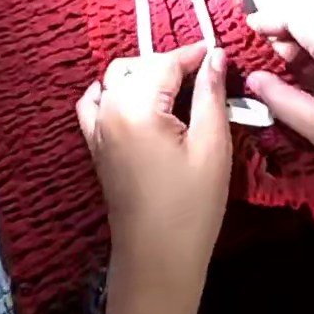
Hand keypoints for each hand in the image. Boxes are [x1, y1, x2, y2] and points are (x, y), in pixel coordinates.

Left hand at [77, 44, 231, 313]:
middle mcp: (109, 111)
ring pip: (117, 78)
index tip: (219, 52)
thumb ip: (211, 94)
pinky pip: (95, 102)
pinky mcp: (94, 145)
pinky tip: (136, 96)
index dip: (195, 54)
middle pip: (140, 65)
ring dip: (147, 74)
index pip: (165, 62)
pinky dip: (113, 90)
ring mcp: (96, 128)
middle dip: (172, 63)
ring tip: (180, 88)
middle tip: (207, 76)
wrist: (157, 261)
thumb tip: (216, 56)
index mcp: (137, 108)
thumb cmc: (192, 206)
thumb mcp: (213, 147)